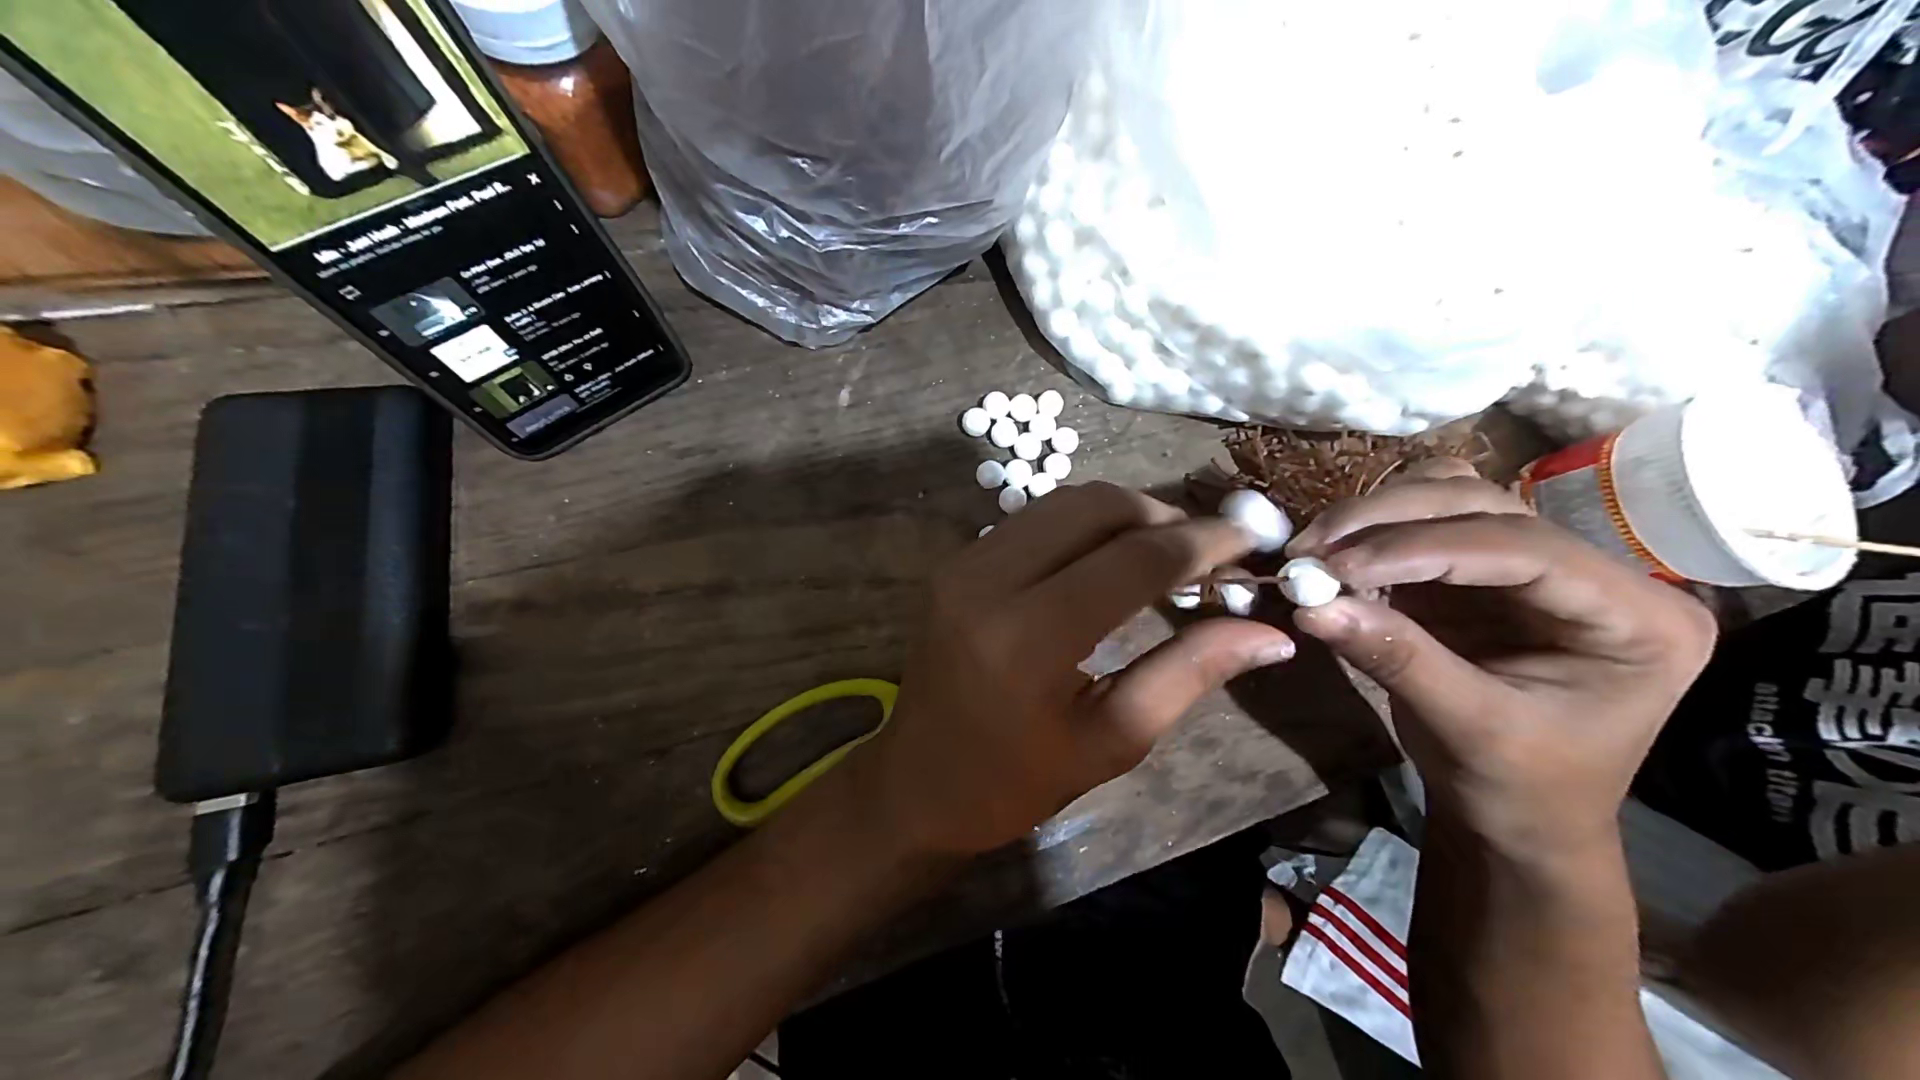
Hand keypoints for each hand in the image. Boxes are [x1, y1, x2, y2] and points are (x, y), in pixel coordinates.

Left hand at [859, 482, 1297, 856]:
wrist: (918, 782)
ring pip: (1060, 503)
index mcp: (1029, 639)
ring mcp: (961, 565)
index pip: (1132, 561)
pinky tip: (1106, 558)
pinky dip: (1080, 525)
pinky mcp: (952, 562)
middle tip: (1204, 551)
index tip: (1249, 540)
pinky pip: (1030, 520)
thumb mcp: (1113, 739)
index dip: (1201, 543)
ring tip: (1163, 552)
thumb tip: (1272, 634)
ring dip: (1121, 514)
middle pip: (1094, 507)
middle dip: (1161, 516)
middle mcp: (988, 582)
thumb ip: (1189, 673)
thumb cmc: (1017, 781)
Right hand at [1285, 461, 1716, 856]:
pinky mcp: (1476, 572)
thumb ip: (1398, 659)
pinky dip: (1369, 533)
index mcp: (1634, 616)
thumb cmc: (1521, 788)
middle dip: (1386, 521)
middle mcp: (1590, 572)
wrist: (1520, 816)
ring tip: (1312, 551)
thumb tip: (1311, 605)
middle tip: (1310, 551)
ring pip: (1448, 497)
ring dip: (1372, 516)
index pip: (1522, 548)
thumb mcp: (1468, 730)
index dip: (1420, 549)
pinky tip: (1331, 557)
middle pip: (1481, 504)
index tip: (1335, 568)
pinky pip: (1419, 525)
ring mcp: (1529, 565)